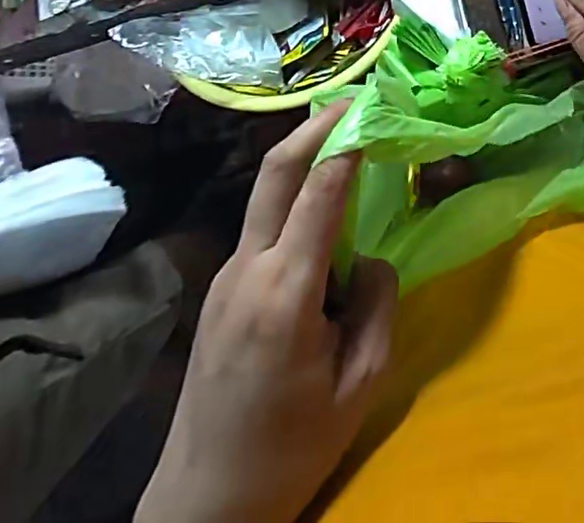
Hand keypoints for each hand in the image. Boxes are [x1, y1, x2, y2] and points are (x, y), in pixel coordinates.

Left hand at [137, 102, 396, 522]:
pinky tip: (318, 215)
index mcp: (286, 293)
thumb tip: (370, 256)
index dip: (346, 144)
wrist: (205, 498)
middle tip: (349, 100)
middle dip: (312, 126)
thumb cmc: (292, 446)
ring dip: (301, 159)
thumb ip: (378, 304)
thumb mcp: (359, 384)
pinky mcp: (218, 287)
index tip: (371, 111)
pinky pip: (260, 228)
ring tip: (341, 142)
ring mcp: (224, 275)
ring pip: (264, 195)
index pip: (319, 193)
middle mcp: (247, 268)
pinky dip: (291, 202)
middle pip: (274, 172)